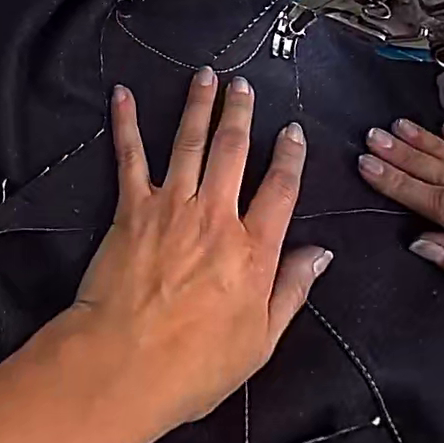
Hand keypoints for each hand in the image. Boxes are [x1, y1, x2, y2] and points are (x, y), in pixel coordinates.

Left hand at [55, 68, 331, 429]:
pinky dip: (126, 124)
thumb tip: (322, 253)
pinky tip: (124, 95)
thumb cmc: (193, 365)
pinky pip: (130, 158)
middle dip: (241, 113)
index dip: (290, 156)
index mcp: (252, 249)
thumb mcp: (260, 340)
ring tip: (206, 76)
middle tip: (244, 85)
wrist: (121, 366)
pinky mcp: (133, 208)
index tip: (292, 130)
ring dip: (199, 105)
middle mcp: (215, 216)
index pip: (279, 189)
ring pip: (191, 143)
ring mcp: (172, 206)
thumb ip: (293, 290)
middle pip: (234, 151)